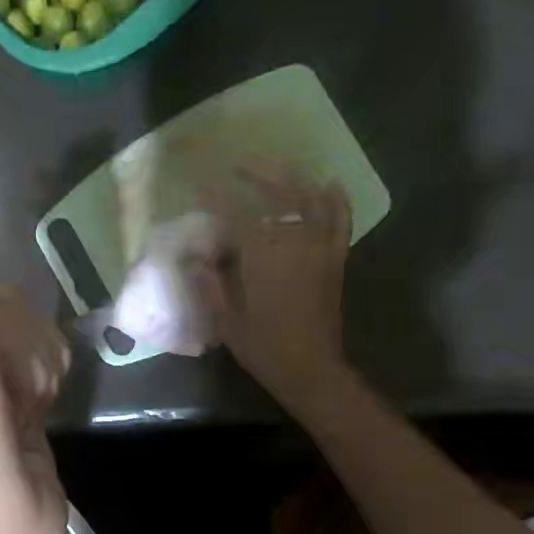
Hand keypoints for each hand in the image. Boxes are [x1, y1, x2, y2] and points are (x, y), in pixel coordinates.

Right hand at [208, 168, 355, 400]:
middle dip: (257, 173)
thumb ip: (209, 285)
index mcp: (263, 257)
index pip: (237, 214)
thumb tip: (193, 257)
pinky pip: (339, 219)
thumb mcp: (226, 320)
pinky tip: (326, 185)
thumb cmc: (263, 348)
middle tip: (236, 164)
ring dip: (292, 177)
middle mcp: (295, 242)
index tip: (199, 185)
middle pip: (280, 193)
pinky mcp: (334, 258)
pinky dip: (334, 198)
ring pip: (310, 198)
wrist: (310, 369)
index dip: (217, 197)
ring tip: (273, 168)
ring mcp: (319, 247)